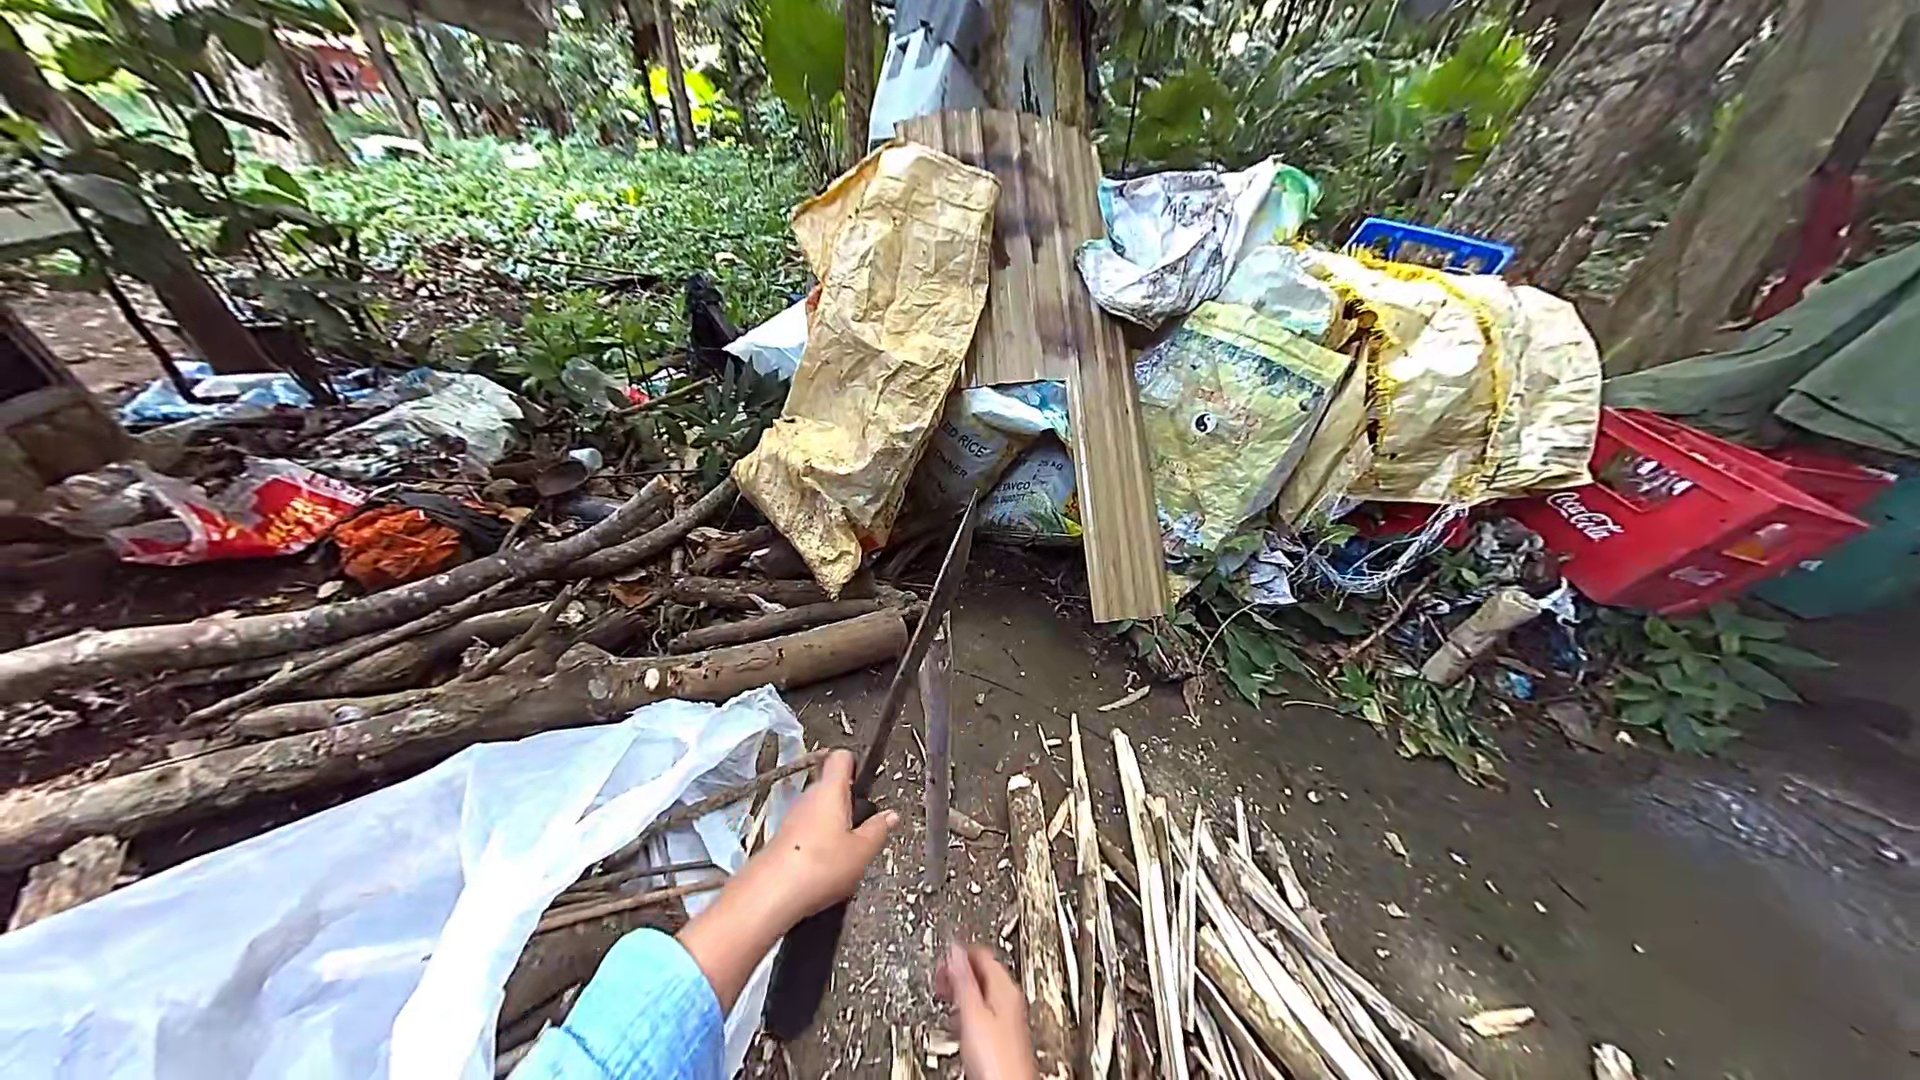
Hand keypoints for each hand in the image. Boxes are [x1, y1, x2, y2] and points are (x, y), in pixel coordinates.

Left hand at [677, 749, 896, 1011]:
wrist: (769, 896)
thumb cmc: (820, 866)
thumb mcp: (861, 851)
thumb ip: (878, 830)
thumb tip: (890, 815)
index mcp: (830, 790)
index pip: (842, 757)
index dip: (855, 763)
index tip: (866, 781)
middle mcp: (809, 796)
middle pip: (831, 786)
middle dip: (848, 802)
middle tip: (864, 826)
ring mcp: (792, 817)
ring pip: (819, 810)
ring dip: (833, 824)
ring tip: (848, 851)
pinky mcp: (782, 839)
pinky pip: (806, 830)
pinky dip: (818, 842)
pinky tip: (826, 867)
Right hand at [935, 943, 1037, 1079]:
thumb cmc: (996, 1059)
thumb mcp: (972, 1013)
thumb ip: (963, 979)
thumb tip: (954, 950)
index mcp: (1005, 987)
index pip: (981, 954)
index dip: (960, 954)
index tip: (943, 960)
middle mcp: (1010, 999)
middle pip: (982, 971)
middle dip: (960, 972)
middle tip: (941, 979)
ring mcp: (1008, 1018)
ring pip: (982, 992)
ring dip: (962, 991)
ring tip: (945, 998)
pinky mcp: (1002, 1037)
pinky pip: (983, 1011)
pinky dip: (968, 1009)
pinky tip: (959, 1022)